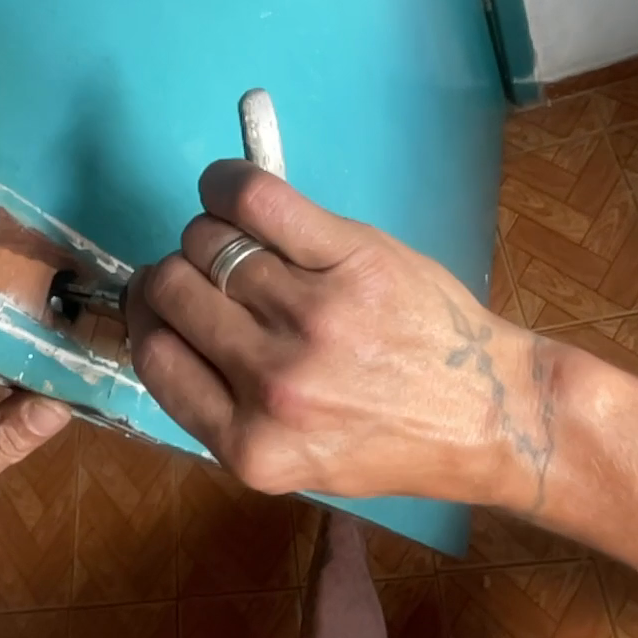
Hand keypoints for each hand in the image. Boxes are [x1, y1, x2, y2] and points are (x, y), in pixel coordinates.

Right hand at [126, 160, 554, 507]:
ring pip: (207, 240)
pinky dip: (228, 183)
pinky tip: (229, 188)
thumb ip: (219, 401)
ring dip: (210, 233)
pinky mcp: (351, 258)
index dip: (148, 314)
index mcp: (247, 446)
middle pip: (172, 286)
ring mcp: (313, 316)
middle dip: (177, 271)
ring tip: (240, 243)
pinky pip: (255, 199)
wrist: (488, 414)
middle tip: (207, 272)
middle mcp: (271, 384)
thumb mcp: (290, 455)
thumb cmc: (387, 437)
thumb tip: (157, 312)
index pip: (153, 352)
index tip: (161, 300)